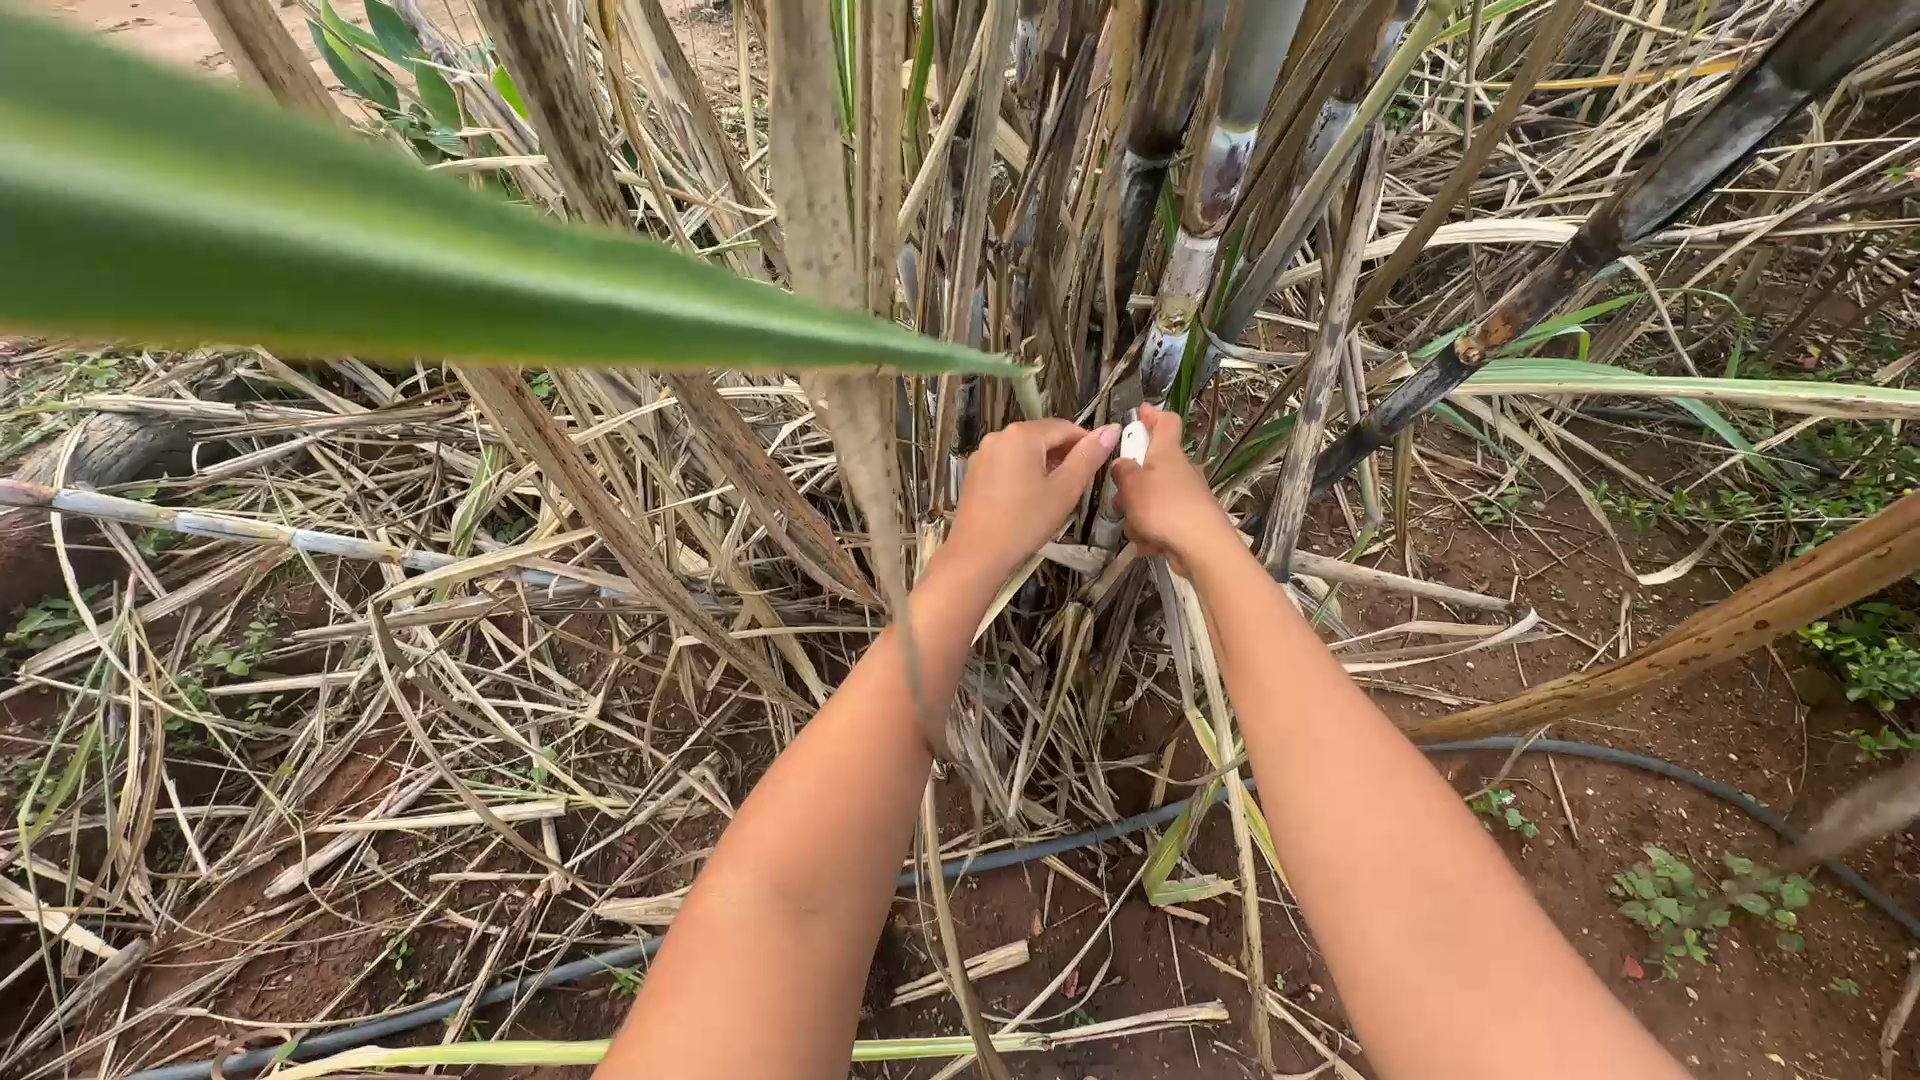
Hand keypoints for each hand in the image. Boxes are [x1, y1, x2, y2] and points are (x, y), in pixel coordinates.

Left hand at [949, 419, 1118, 575]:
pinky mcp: (974, 472)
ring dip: (1045, 465)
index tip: (1097, 466)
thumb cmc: (1025, 521)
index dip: (1086, 444)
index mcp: (1022, 434)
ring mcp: (983, 454)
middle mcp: (999, 436)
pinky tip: (1029, 498)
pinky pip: (1007, 463)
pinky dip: (1023, 473)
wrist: (977, 553)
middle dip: (1064, 455)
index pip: (1065, 427)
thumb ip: (1089, 457)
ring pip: (1024, 451)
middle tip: (1077, 485)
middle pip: (1042, 436)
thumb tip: (1111, 429)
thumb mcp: (1065, 489)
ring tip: (1055, 494)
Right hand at [1111, 404, 1240, 574]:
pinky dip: (1151, 534)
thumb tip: (1122, 464)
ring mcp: (1186, 497)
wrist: (1201, 547)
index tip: (1140, 413)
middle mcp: (1180, 471)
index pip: (1166, 422)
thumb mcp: (1131, 485)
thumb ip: (1122, 471)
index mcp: (1167, 453)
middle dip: (1131, 486)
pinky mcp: (1187, 522)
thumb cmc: (1164, 507)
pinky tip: (1152, 544)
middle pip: (1150, 469)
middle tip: (1121, 498)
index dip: (1153, 415)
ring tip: (1137, 528)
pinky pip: (1159, 523)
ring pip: (1150, 500)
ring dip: (1138, 515)